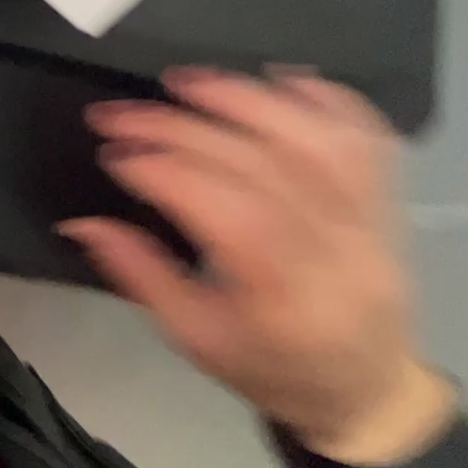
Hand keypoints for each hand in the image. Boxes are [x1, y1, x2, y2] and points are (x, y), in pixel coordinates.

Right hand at [62, 68, 457, 465]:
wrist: (364, 390)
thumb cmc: (267, 367)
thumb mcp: (190, 336)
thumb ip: (137, 272)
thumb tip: (80, 222)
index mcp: (288, 294)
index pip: (229, 211)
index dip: (163, 170)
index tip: (110, 152)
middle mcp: (339, 249)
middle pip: (260, 163)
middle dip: (177, 127)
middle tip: (116, 113)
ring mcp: (372, 220)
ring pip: (316, 139)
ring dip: (245, 98)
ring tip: (183, 80)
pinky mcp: (387, 202)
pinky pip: (367, 137)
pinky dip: (324, 97)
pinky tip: (274, 78)